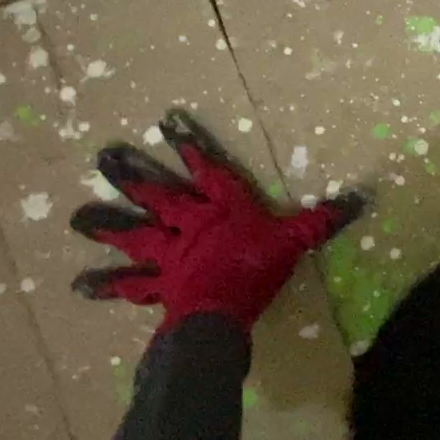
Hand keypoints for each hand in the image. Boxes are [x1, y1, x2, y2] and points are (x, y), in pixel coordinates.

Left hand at [71, 109, 368, 333]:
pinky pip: (130, 283)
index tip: (166, 123)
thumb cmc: (256, 269)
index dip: (189, 146)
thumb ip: (323, 219)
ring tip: (76, 215)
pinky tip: (80, 283)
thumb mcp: (296, 240)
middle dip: (134, 176)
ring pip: (136, 234)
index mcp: (225, 207)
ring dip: (107, 224)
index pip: (207, 169)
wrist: (217, 316)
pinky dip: (108, 283)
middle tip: (104, 156)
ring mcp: (170, 255)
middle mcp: (192, 224)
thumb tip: (362, 198)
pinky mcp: (158, 286)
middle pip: (160, 196)